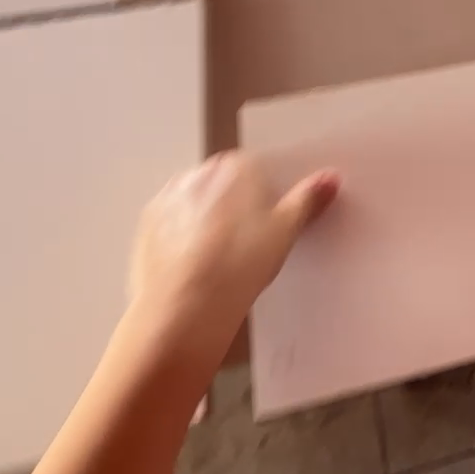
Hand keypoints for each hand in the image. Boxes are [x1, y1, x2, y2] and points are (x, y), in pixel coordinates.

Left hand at [128, 151, 338, 352]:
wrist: (184, 308)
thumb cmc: (239, 263)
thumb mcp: (287, 229)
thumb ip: (309, 198)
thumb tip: (329, 178)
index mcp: (235, 166)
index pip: (258, 165)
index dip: (268, 190)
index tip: (276, 213)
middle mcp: (197, 174)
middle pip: (226, 181)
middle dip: (238, 200)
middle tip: (255, 235)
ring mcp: (167, 200)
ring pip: (198, 201)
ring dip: (210, 216)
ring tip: (226, 253)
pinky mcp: (146, 229)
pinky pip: (174, 223)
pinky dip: (186, 235)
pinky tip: (200, 261)